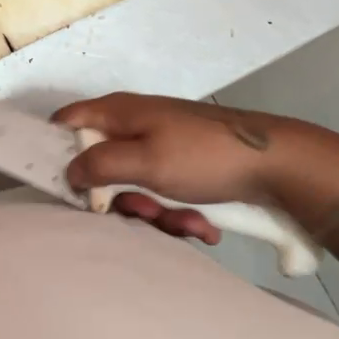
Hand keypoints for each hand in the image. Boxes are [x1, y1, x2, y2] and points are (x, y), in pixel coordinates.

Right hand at [53, 93, 310, 244]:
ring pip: (135, 184)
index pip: (67, 121)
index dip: (57, 150)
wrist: (282, 164)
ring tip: (189, 226)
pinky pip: (164, 191)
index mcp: (118, 112)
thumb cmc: (205, 156)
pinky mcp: (185, 165)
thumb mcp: (146, 162)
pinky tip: (202, 226)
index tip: (62, 186)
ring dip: (156, 212)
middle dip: (120, 197)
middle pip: (101, 163)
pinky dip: (179, 212)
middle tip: (144, 213)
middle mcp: (134, 124)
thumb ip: (99, 164)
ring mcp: (161, 144)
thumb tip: (68, 170)